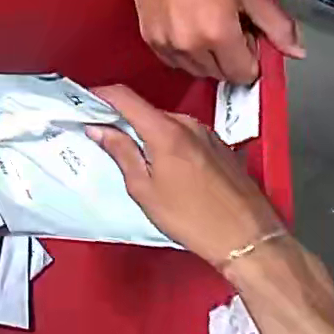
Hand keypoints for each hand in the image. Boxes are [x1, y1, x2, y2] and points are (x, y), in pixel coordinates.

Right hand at [88, 84, 284, 267]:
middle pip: (144, 110)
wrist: (248, 239)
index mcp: (165, 131)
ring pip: (164, 122)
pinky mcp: (218, 146)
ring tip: (133, 156)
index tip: (85, 100)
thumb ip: (121, 152)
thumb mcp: (145, 189)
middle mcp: (187, 124)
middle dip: (121, 118)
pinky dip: (165, 140)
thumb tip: (100, 128)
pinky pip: (183, 133)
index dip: (101, 94)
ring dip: (144, 132)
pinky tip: (163, 165)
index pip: (125, 96)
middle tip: (102, 134)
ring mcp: (206, 133)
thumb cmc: (192, 219)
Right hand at [128, 0, 303, 83]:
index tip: (246, 39)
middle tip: (225, 29)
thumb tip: (296, 51)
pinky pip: (175, 62)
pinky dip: (185, 53)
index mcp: (219, 34)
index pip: (243, 74)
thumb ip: (276, 24)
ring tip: (204, 27)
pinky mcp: (151, 41)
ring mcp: (168, 45)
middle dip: (229, 59)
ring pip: (197, 71)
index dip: (250, 59)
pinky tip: (186, 29)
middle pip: (220, 75)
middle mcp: (191, 46)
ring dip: (207, 58)